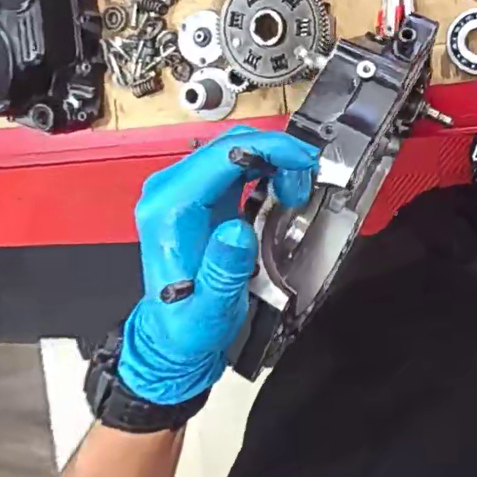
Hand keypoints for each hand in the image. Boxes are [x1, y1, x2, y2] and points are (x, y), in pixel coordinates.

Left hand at [120, 126, 319, 403]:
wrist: (175, 332)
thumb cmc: (187, 322)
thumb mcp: (208, 310)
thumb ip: (222, 273)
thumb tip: (236, 233)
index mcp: (169, 210)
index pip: (221, 156)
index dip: (268, 149)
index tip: (303, 161)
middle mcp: (172, 191)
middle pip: (230, 144)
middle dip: (277, 154)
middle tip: (307, 180)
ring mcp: (186, 189)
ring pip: (237, 148)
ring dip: (275, 160)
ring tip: (297, 190)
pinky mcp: (202, 193)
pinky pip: (237, 163)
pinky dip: (267, 167)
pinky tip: (284, 186)